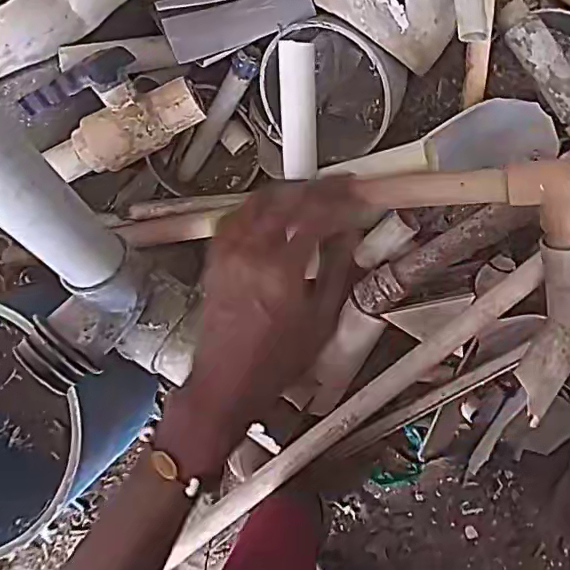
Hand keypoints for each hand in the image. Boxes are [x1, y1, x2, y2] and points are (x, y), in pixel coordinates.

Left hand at [157, 180, 362, 476]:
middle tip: (335, 187)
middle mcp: (251, 255)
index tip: (352, 194)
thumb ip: (339, 272)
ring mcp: (229, 254)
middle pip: (286, 199)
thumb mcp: (322, 322)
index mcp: (281, 271)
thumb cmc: (272, 363)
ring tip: (308, 193)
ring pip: (258, 202)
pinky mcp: (216, 259)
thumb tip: (348, 238)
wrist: (227, 382)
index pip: (315, 214)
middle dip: (316, 187)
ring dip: (287, 191)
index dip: (339, 198)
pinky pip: (237, 216)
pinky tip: (271, 211)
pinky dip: (259, 206)